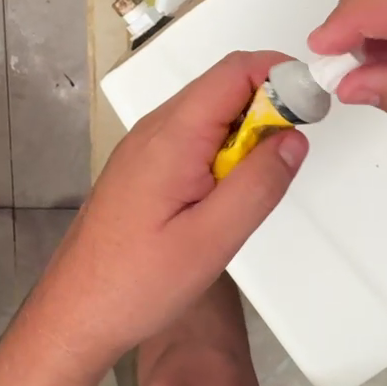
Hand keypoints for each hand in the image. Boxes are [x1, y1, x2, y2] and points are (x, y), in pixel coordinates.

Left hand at [21, 50, 307, 365]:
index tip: (312, 105)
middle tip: (292, 150)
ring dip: (247, 129)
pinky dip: (224, 147)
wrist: (74, 315)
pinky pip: (194, 135)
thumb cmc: (137, 283)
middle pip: (223, 86)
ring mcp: (146, 146)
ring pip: (209, 111)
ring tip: (262, 177)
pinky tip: (229, 190)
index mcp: (173, 135)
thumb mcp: (212, 239)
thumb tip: (293, 137)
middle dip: (268, 103)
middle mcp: (156, 128)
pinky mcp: (143, 166)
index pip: (234, 71)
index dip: (280, 73)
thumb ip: (259, 184)